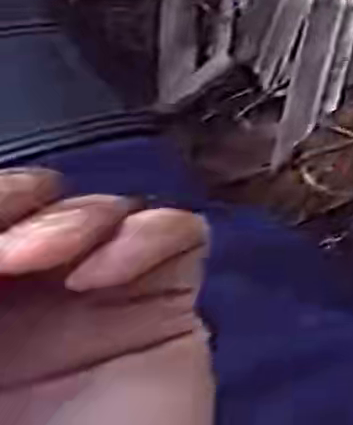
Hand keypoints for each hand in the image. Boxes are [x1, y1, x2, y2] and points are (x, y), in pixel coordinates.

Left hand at [0, 169, 211, 424]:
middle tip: (1, 222)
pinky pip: (179, 237)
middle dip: (10, 199)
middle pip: (19, 211)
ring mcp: (83, 308)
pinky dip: (153, 234)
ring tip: (49, 252)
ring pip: (97, 213)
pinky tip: (117, 271)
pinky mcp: (159, 307)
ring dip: (75, 215)